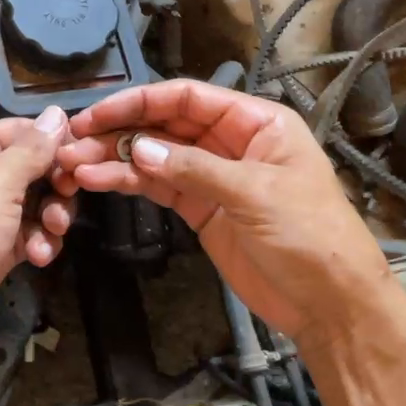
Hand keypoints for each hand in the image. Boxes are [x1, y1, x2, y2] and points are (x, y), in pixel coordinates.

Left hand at [0, 107, 75, 367]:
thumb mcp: (0, 180)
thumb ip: (34, 147)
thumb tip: (57, 112)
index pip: (21, 130)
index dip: (54, 142)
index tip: (83, 158)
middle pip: (33, 168)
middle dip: (55, 185)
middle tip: (67, 197)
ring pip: (35, 204)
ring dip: (50, 218)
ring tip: (51, 232)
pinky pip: (27, 235)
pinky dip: (38, 243)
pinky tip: (38, 257)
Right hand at [53, 81, 389, 342]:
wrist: (332, 307)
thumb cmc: (310, 236)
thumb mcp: (256, 194)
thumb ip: (195, 168)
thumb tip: (138, 147)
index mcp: (255, 122)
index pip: (188, 98)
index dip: (140, 102)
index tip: (98, 113)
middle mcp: (229, 141)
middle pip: (164, 125)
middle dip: (119, 131)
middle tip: (74, 142)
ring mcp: (211, 175)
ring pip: (154, 156)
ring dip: (115, 159)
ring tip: (74, 166)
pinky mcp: (199, 208)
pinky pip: (157, 185)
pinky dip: (127, 182)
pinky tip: (97, 181)